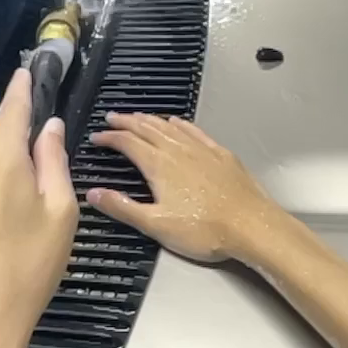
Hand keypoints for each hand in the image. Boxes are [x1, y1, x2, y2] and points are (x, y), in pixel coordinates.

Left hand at [0, 68, 79, 347]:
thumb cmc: (28, 267)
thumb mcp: (60, 213)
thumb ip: (54, 161)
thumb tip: (50, 128)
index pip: (13, 106)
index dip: (23, 85)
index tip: (29, 69)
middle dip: (18, 129)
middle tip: (45, 153)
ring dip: (2, 153)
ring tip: (27, 189)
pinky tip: (2, 209)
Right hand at [85, 113, 287, 263]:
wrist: (253, 227)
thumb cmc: (205, 231)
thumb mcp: (156, 225)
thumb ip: (122, 207)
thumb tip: (93, 194)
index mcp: (159, 165)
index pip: (127, 143)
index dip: (109, 137)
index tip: (97, 137)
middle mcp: (178, 150)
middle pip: (146, 128)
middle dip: (126, 121)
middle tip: (111, 118)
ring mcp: (201, 150)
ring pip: (169, 126)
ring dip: (149, 119)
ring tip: (137, 116)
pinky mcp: (221, 154)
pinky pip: (194, 131)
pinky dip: (180, 124)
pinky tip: (177, 122)